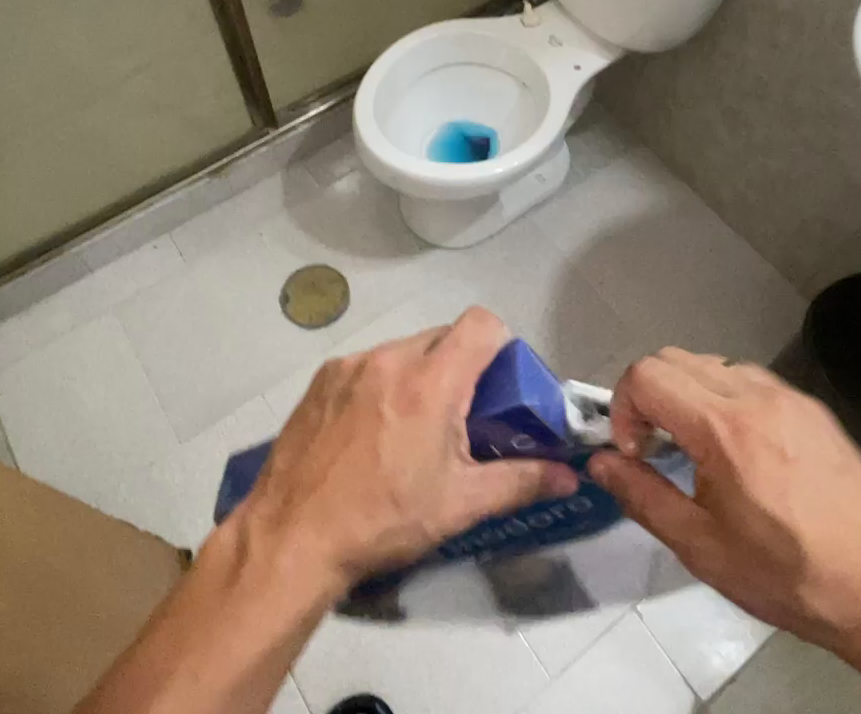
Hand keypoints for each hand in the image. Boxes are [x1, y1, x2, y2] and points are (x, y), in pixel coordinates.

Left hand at [229, 307, 580, 593]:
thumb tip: (568, 477)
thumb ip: (520, 482)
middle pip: (443, 337)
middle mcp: (389, 359)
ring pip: (404, 350)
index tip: (501, 384)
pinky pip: (368, 365)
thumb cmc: (383, 519)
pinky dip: (382, 384)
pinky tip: (371, 431)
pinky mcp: (321, 379)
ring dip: (420, 374)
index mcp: (429, 383)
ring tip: (413, 427)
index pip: (481, 324)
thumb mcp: (459, 505)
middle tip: (462, 414)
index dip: (500, 345)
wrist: (291, 536)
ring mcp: (350, 365)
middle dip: (461, 366)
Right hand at [587, 350, 860, 652]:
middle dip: (648, 395)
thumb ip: (641, 496)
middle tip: (655, 448)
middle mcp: (755, 396)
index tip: (635, 453)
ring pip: (710, 363)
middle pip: (672, 358)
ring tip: (696, 448)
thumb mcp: (702, 548)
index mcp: (724, 429)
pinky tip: (737, 448)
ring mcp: (789, 397)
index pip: (646, 375)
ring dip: (685, 394)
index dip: (623, 407)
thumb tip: (599, 462)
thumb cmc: (789, 576)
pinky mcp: (812, 408)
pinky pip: (747, 379)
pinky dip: (722, 397)